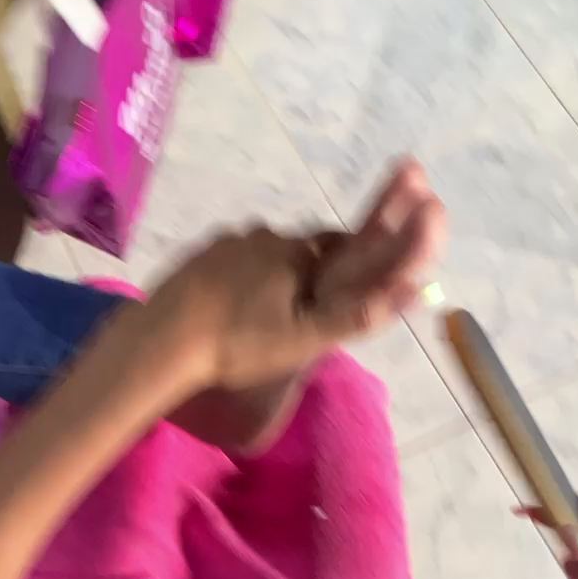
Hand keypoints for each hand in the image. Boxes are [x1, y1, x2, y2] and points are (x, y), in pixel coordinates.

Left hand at [139, 159, 445, 390]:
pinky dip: (231, 277)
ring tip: (251, 312)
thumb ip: (355, 315)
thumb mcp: (303, 340)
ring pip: (258, 253)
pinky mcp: (194, 254)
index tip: (334, 292)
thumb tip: (414, 288)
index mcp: (296, 251)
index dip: (344, 266)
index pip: (338, 246)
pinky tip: (221, 305)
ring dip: (264, 272)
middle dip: (302, 270)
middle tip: (290, 310)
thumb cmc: (237, 344)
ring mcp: (224, 241)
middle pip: (297, 248)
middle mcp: (264, 234)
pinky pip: (225, 260)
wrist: (163, 340)